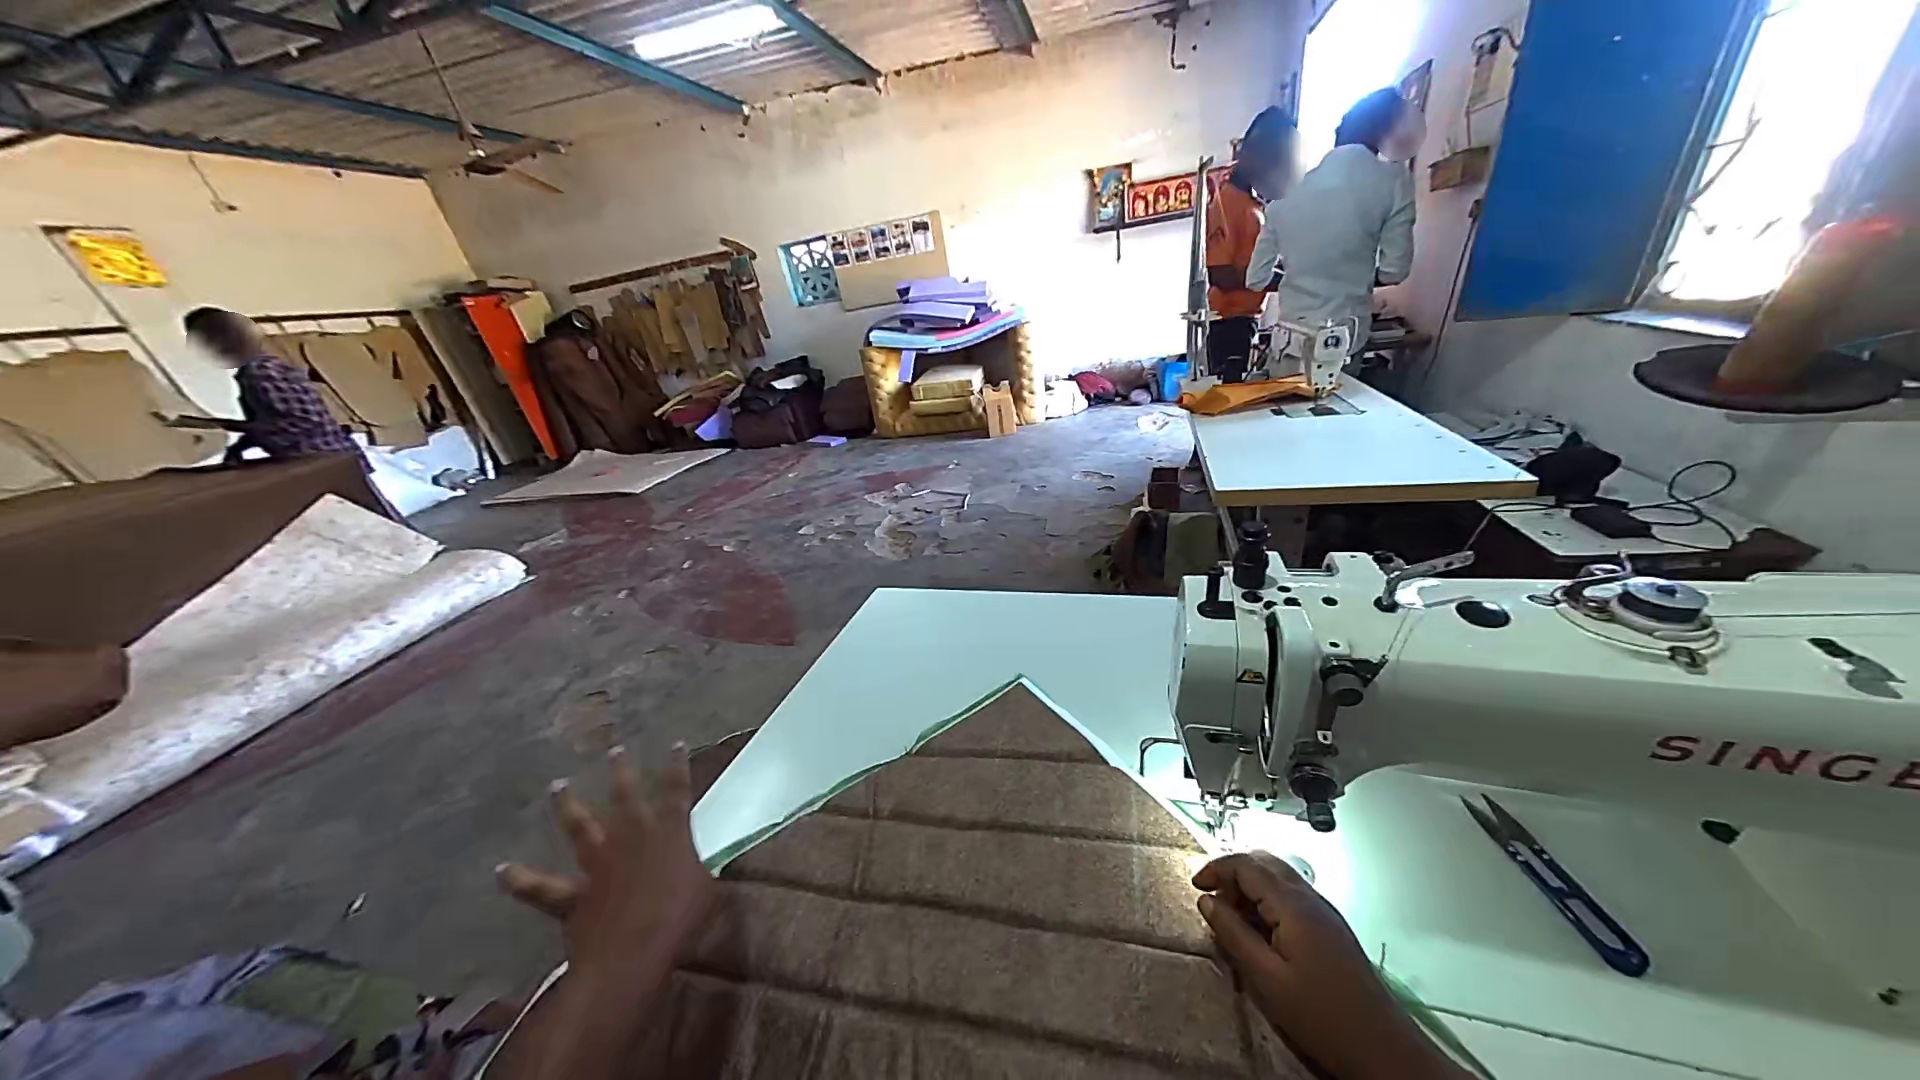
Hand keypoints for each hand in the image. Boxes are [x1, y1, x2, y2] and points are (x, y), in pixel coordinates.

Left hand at [497, 745, 713, 974]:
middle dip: (622, 771)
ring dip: (568, 806)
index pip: (677, 791)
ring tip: (558, 785)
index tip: (676, 743)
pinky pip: (542, 886)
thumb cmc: (681, 918)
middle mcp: (632, 839)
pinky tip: (501, 870)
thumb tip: (711, 864)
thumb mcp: (708, 888)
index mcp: (670, 833)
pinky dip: (520, 879)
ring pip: (581, 827)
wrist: (633, 953)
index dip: (678, 766)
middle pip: (626, 796)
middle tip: (614, 749)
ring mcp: (599, 864)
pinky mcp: (574, 894)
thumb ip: (704, 869)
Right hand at [1194, 852, 1466, 1079]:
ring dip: (1250, 886)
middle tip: (1213, 900)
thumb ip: (1233, 933)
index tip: (1195, 887)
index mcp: (1293, 904)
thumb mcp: (1265, 978)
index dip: (1216, 868)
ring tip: (1233, 918)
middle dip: (1233, 873)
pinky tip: (1261, 930)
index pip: (1247, 864)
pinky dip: (1267, 899)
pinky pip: (1292, 896)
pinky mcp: (1332, 928)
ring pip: (1279, 877)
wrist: (1384, 1051)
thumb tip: (1207, 901)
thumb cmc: (1320, 1015)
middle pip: (1264, 862)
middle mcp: (1311, 898)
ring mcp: (1325, 912)